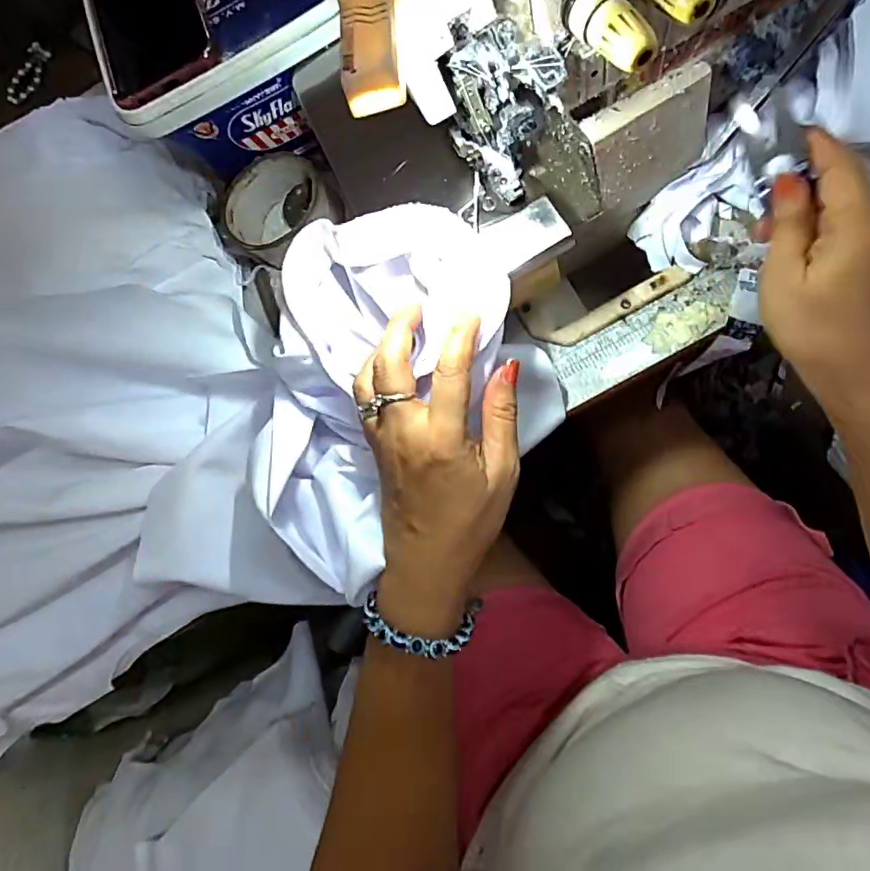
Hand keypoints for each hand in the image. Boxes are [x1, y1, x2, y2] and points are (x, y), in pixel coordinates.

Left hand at [355, 305, 520, 637]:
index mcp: (441, 438)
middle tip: (418, 306)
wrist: (425, 564)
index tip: (469, 313)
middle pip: (389, 365)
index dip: (459, 335)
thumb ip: (502, 416)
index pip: (449, 372)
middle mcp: (403, 430)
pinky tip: (389, 363)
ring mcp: (382, 436)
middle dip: (400, 328)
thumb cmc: (471, 522)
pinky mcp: (373, 445)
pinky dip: (372, 370)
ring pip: (367, 378)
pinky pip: (363, 397)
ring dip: (381, 346)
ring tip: (402, 328)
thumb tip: (506, 366)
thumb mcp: (502, 473)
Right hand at [760, 128, 869, 401]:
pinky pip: (854, 229)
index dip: (814, 144)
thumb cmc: (813, 329)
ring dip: (810, 211)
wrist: (861, 380)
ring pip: (847, 208)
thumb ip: (789, 221)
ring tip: (771, 239)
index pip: (840, 164)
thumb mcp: (783, 274)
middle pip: (845, 184)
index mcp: (860, 223)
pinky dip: (824, 228)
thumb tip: (788, 179)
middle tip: (761, 213)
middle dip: (803, 185)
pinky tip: (797, 252)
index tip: (785, 132)